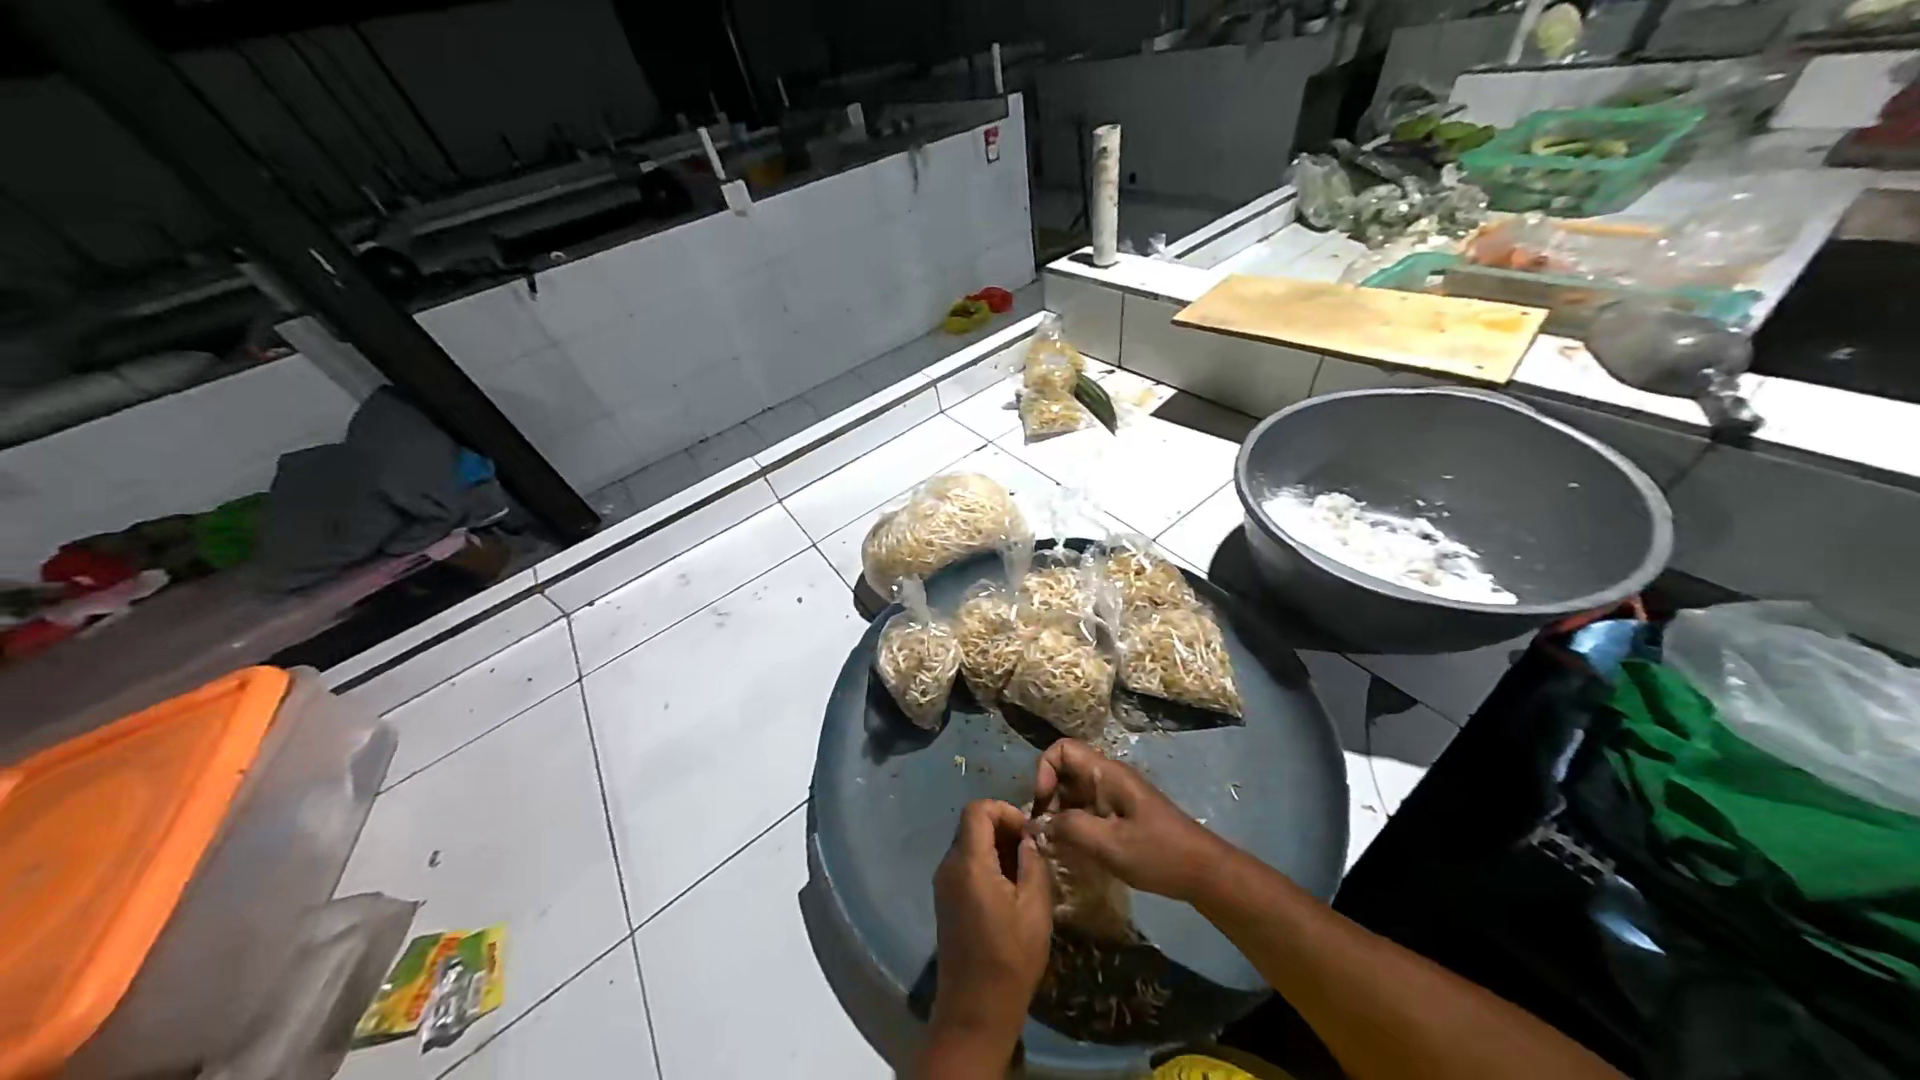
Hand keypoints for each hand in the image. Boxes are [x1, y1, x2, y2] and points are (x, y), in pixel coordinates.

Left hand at [931, 800, 1052, 1041]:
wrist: (975, 1010)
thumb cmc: (1010, 958)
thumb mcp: (1035, 908)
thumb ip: (1033, 863)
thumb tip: (1028, 838)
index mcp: (968, 863)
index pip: (977, 809)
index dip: (1005, 811)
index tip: (1029, 833)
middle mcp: (948, 866)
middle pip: (972, 825)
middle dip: (1003, 829)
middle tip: (1032, 852)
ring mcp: (943, 884)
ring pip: (969, 844)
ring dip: (996, 847)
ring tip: (1025, 872)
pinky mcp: (945, 900)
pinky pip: (965, 865)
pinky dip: (987, 864)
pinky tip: (1009, 889)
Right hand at [1034, 739, 1235, 901]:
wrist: (1203, 872)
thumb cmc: (1158, 854)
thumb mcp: (1109, 844)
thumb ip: (1069, 829)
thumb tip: (1038, 824)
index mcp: (1106, 774)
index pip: (1062, 749)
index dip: (1044, 770)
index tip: (1043, 804)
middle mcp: (1108, 778)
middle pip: (1064, 772)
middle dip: (1047, 797)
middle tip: (1044, 832)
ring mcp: (1114, 797)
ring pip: (1073, 793)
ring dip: (1059, 814)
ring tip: (1054, 844)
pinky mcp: (1119, 815)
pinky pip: (1086, 810)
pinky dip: (1073, 825)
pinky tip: (1071, 851)